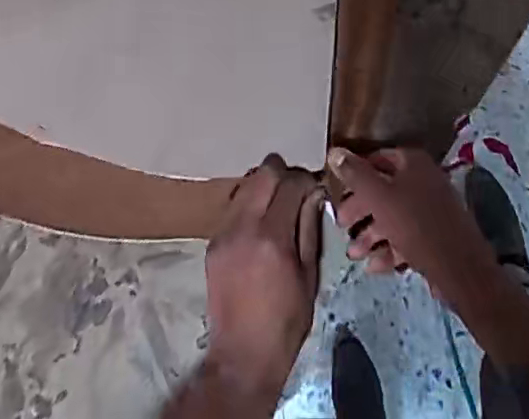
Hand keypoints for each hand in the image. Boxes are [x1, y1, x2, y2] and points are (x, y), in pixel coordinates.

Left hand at [203, 154, 325, 406]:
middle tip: (297, 192)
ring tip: (279, 207)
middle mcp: (243, 228)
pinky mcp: (212, 244)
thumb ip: (310, 225)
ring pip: (245, 184)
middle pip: (263, 172)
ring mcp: (222, 235)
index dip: (307, 179)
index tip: (316, 189)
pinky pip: (234, 206)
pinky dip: (250, 204)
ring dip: (265, 186)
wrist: (242, 356)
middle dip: (284, 174)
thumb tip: (314, 192)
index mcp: (272, 237)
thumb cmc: (286, 318)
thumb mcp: (310, 271)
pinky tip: (261, 223)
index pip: (290, 181)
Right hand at [328, 147, 498, 299]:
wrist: (457, 265)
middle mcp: (423, 180)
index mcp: (413, 163)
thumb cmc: (415, 223)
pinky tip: (373, 265)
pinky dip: (388, 249)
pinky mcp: (433, 235)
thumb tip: (335, 151)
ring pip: (393, 216)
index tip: (337, 192)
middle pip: (384, 189)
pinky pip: (405, 236)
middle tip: (341, 226)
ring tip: (354, 253)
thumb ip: (356, 175)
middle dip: (360, 209)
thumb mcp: (379, 197)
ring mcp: (430, 208)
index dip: (355, 174)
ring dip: (371, 234)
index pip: (377, 159)